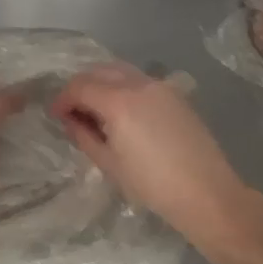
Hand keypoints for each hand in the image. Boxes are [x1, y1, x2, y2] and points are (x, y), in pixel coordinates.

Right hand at [49, 62, 257, 240]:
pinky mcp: (175, 95)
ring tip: (96, 109)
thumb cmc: (151, 184)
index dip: (62, 99)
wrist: (206, 193)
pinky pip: (140, 80)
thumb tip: (70, 120)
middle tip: (73, 110)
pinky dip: (122, 86)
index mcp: (118, 101)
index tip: (56, 116)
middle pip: (99, 70)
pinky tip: (122, 112)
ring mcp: (160, 86)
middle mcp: (139, 84)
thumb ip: (84, 135)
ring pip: (120, 70)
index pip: (79, 86)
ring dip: (102, 82)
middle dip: (80, 86)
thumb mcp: (108, 163)